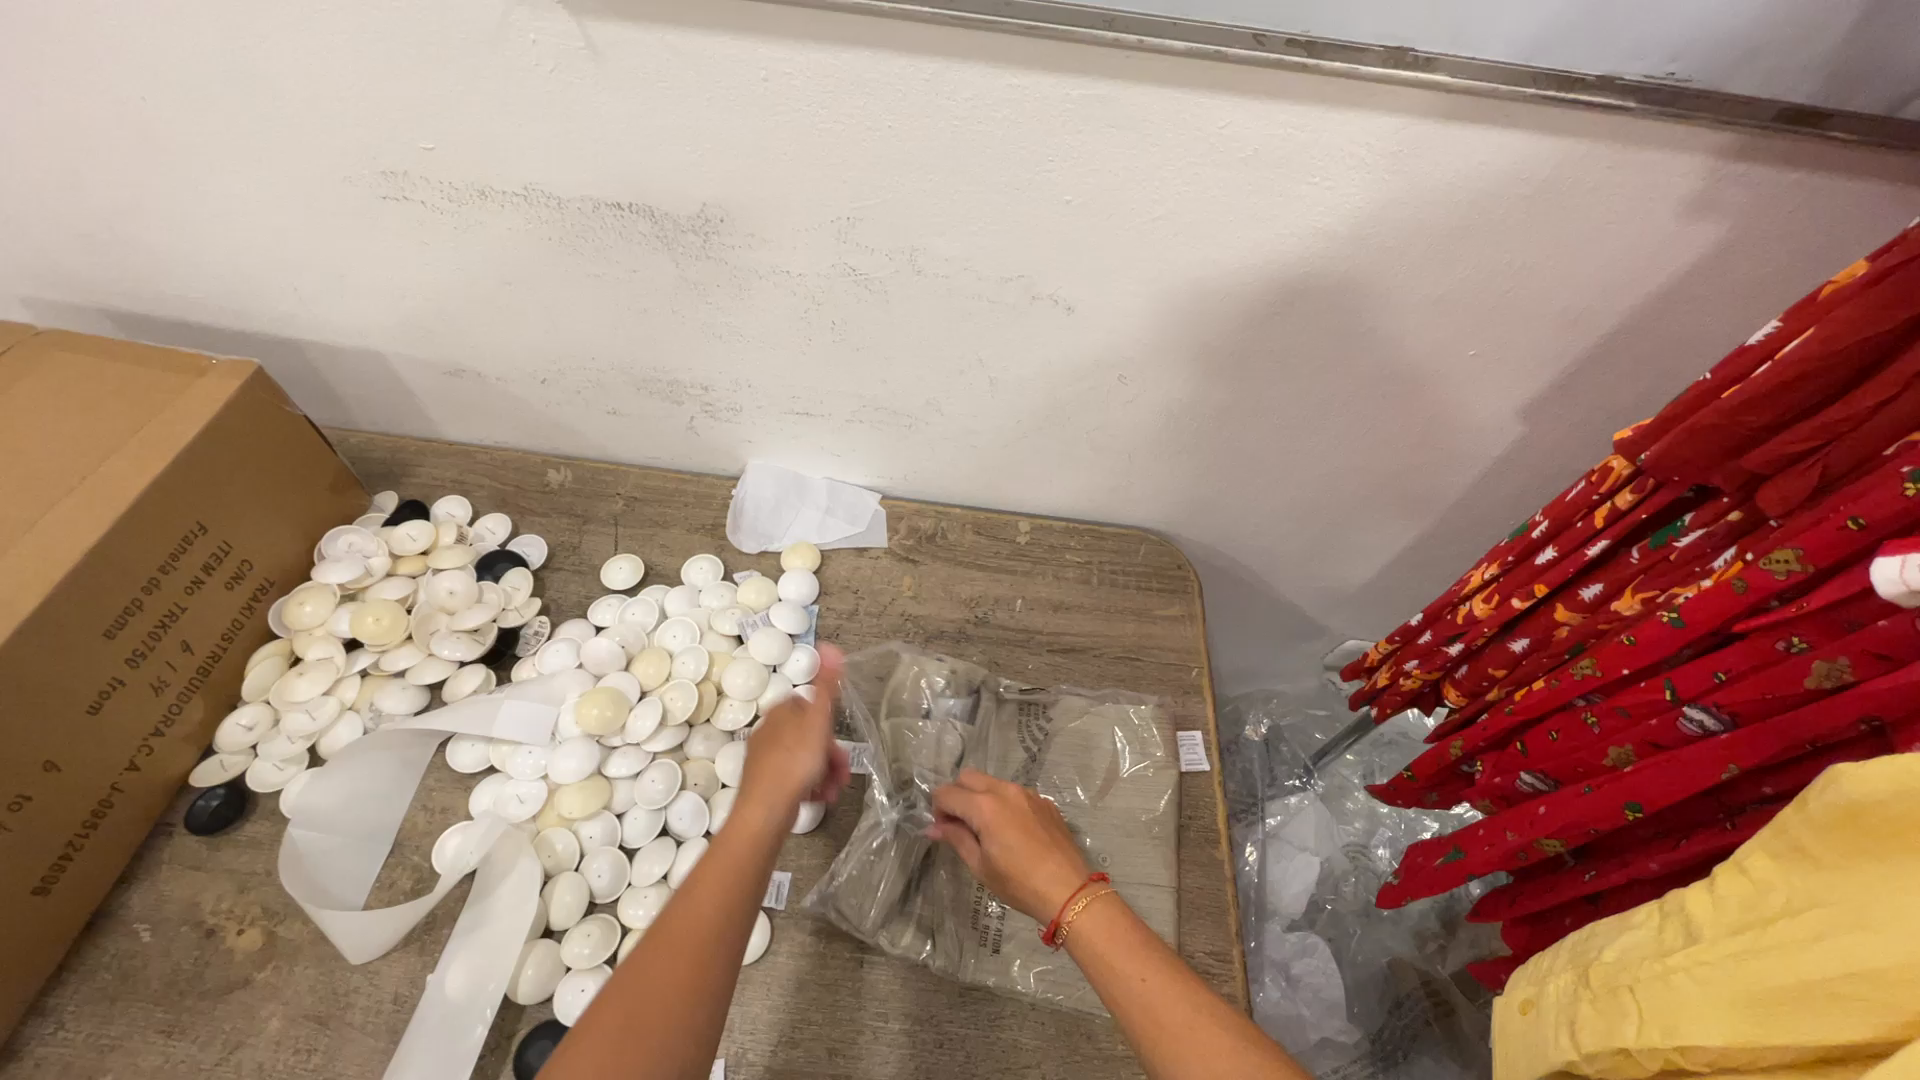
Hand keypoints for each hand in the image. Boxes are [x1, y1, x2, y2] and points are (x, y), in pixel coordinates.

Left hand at [738, 644, 849, 826]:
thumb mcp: (817, 720)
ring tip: (834, 787)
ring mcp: (766, 759)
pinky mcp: (767, 784)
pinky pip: (795, 778)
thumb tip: (830, 647)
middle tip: (841, 768)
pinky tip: (819, 797)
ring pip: (805, 759)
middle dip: (830, 752)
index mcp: (781, 712)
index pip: (808, 705)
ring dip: (825, 772)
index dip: (827, 721)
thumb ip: (826, 686)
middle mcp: (770, 732)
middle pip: (809, 735)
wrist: (766, 812)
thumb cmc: (793, 764)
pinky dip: (811, 786)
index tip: (837, 736)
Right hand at [927, 768, 1092, 922]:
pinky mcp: (1044, 801)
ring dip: (981, 797)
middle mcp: (1005, 790)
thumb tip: (933, 827)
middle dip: (957, 795)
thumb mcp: (980, 866)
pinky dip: (1004, 803)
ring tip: (987, 830)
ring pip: (993, 782)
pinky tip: (1013, 832)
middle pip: (968, 777)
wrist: (1068, 890)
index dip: (938, 810)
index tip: (944, 831)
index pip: (947, 793)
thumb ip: (956, 839)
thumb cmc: (1019, 883)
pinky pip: (1015, 793)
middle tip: (960, 825)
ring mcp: (1028, 793)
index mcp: (985, 806)